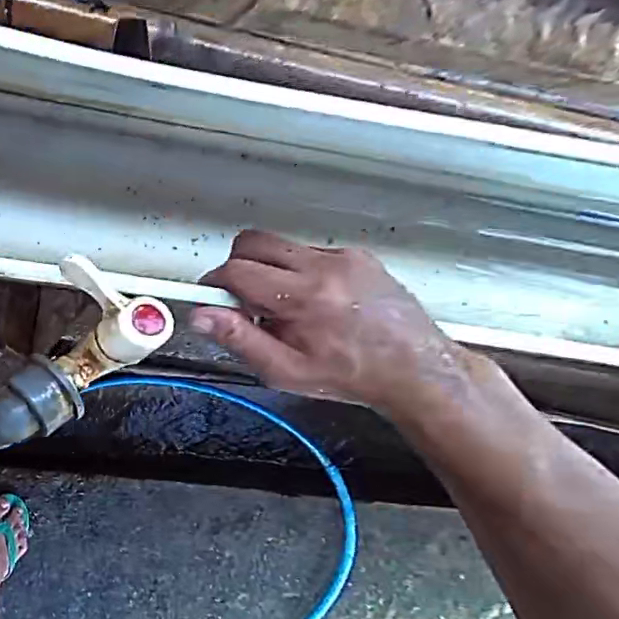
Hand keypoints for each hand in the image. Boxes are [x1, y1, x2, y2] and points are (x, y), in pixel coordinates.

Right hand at [190, 230, 467, 416]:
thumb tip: (200, 316)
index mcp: (304, 297)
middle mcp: (325, 267)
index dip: (214, 285)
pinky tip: (311, 302)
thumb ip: (238, 339)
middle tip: (244, 302)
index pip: (236, 269)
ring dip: (266, 270)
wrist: (418, 370)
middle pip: (251, 242)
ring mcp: (344, 257)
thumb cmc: (350, 375)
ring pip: (278, 245)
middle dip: (236, 268)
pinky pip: (306, 251)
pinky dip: (295, 271)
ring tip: (283, 307)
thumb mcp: (283, 370)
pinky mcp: (357, 255)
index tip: (213, 301)